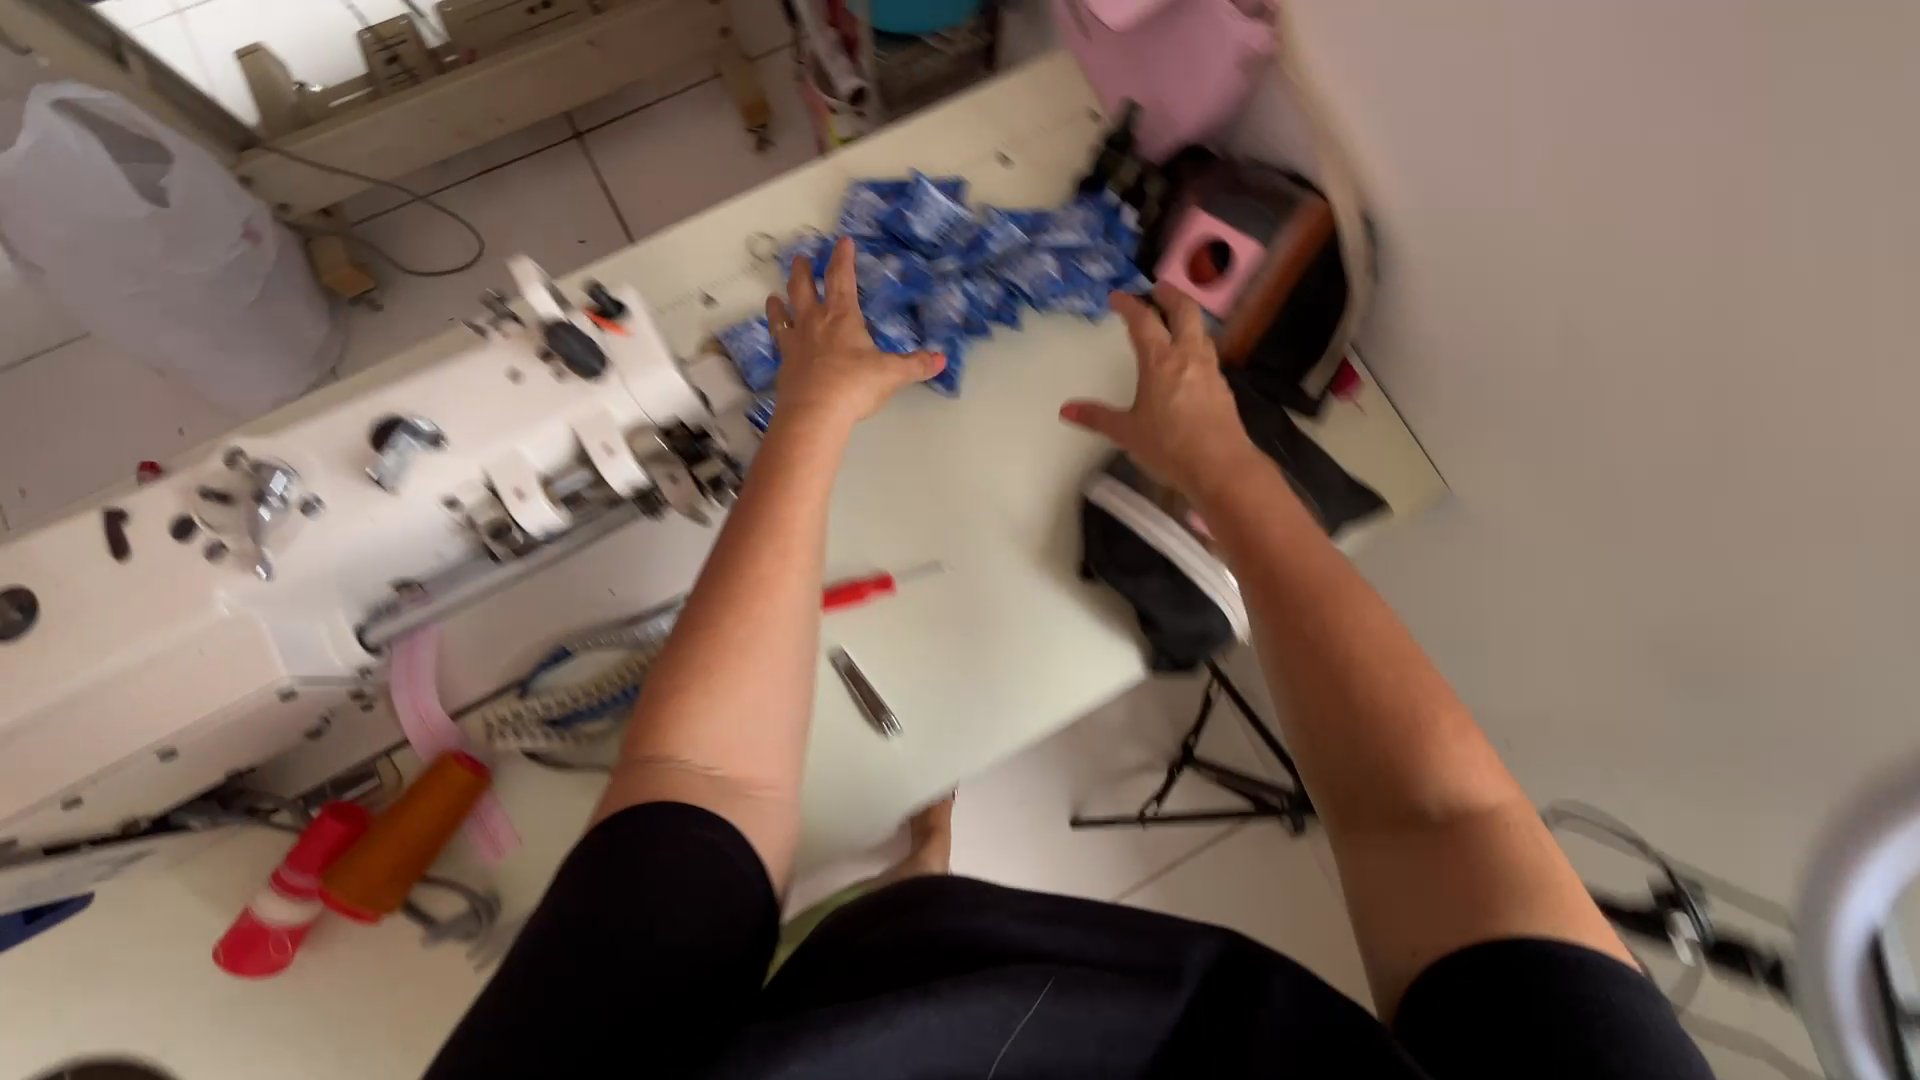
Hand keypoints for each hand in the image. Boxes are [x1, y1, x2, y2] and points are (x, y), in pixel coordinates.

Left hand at [767, 236, 945, 428]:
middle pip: (803, 287)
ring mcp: (794, 343)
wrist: (814, 413)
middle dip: (803, 270)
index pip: (841, 277)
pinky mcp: (783, 365)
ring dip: (779, 302)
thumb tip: (941, 360)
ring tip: (774, 296)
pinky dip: (776, 336)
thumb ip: (915, 365)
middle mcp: (814, 322)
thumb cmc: (854, 385)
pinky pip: (777, 343)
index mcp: (842, 316)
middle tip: (800, 258)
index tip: (842, 241)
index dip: (842, 257)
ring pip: (782, 313)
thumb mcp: (891, 374)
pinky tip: (777, 339)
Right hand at [1060, 284, 1261, 501]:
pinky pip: (1208, 355)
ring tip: (1174, 322)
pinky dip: (1195, 345)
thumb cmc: (1169, 447)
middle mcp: (1188, 356)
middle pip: (1185, 311)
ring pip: (1201, 331)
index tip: (1118, 296)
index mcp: (1160, 361)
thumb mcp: (1126, 433)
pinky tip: (1188, 362)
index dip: (1129, 304)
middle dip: (1170, 295)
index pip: (1143, 320)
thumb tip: (1066, 409)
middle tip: (1157, 289)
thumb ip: (1097, 417)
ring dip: (1186, 319)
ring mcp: (1210, 370)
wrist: (1221, 467)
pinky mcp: (1222, 388)